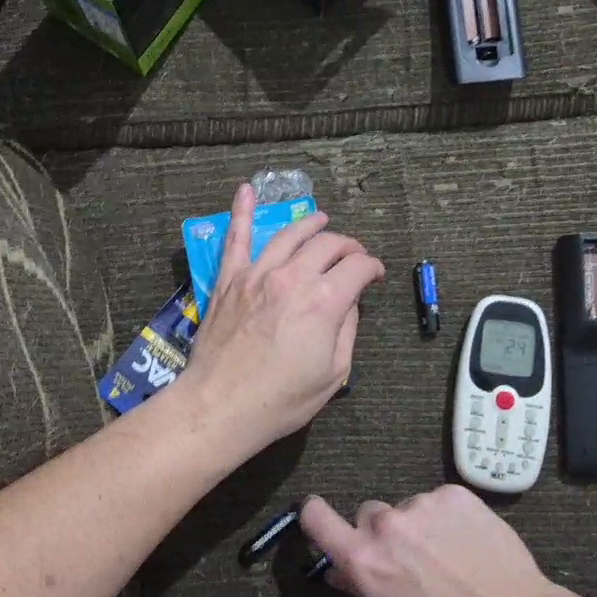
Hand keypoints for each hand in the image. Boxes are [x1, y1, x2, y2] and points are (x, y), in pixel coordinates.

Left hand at [177, 183, 384, 449]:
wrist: (220, 406)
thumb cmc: (281, 400)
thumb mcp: (333, 374)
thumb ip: (346, 331)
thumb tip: (348, 305)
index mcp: (324, 301)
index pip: (357, 267)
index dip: (372, 267)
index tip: (375, 274)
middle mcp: (292, 277)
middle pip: (327, 244)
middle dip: (347, 245)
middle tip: (354, 254)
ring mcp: (257, 274)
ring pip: (289, 235)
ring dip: (310, 224)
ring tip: (321, 219)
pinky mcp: (229, 279)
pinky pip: (236, 238)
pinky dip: (242, 211)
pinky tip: (246, 190)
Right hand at [299, 485, 554, 596]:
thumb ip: (362, 588)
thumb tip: (340, 571)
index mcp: (364, 560)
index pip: (315, 517)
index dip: (314, 514)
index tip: (319, 515)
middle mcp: (386, 525)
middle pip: (370, 515)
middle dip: (384, 533)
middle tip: (413, 560)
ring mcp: (422, 504)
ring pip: (409, 509)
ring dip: (421, 526)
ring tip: (452, 556)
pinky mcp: (454, 494)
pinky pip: (440, 501)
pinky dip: (449, 518)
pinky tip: (470, 543)